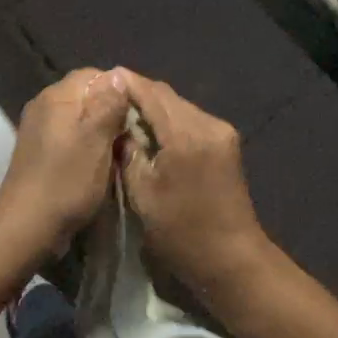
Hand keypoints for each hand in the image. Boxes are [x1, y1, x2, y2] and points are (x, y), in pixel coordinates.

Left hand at [0, 68, 130, 251]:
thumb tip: (119, 75)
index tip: (138, 114)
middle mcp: (44, 105)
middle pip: (86, 96)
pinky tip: (97, 167)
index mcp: (57, 96)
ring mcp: (39, 129)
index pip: (94, 75)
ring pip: (79, 119)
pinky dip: (85, 147)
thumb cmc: (66, 181)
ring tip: (118, 154)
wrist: (26, 226)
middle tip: (131, 137)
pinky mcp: (38, 151)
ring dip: (99, 133)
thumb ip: (108, 105)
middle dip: (111, 113)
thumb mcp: (96, 141)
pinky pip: (68, 138)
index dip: (119, 90)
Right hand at [120, 72, 270, 292]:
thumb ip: (128, 153)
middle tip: (111, 98)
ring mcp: (221, 131)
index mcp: (185, 135)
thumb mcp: (143, 195)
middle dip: (139, 92)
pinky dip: (171, 118)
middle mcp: (207, 124)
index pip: (151, 94)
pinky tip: (153, 130)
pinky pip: (191, 118)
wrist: (234, 260)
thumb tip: (119, 126)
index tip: (103, 77)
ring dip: (155, 105)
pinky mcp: (227, 141)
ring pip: (180, 105)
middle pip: (167, 95)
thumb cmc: (182, 233)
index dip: (127, 82)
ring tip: (128, 113)